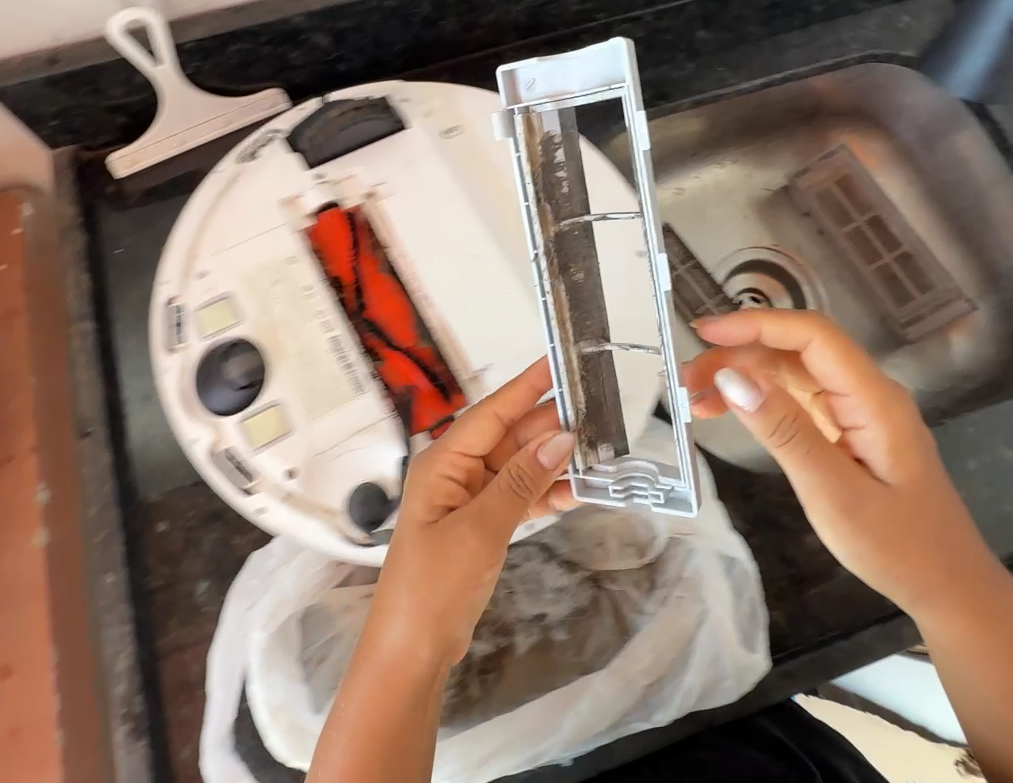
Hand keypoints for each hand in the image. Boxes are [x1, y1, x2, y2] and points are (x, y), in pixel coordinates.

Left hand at [367, 358, 577, 667]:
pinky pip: (521, 497)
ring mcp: (471, 498)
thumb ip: (520, 482)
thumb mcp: (480, 529)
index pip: (492, 412)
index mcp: (444, 461)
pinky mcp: (484, 524)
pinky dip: (547, 494)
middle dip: (550, 424)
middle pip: (509, 436)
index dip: (527, 386)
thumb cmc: (434, 584)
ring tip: (600, 447)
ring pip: (519, 467)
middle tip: (598, 409)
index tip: (559, 362)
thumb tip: (562, 438)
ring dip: (554, 460)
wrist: (412, 650)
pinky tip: (581, 489)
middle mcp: (457, 471)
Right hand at [680, 308, 999, 615]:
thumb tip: (733, 377)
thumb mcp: (833, 493)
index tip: (703, 335)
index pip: (811, 335)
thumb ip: (784, 431)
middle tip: (687, 382)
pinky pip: (799, 400)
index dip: (755, 324)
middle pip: (796, 350)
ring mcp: (859, 411)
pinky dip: (760, 401)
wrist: (950, 591)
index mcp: (874, 398)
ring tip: (696, 399)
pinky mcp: (850, 431)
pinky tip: (729, 413)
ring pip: (793, 373)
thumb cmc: (898, 548)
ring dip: (744, 377)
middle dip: (738, 354)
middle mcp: (868, 393)